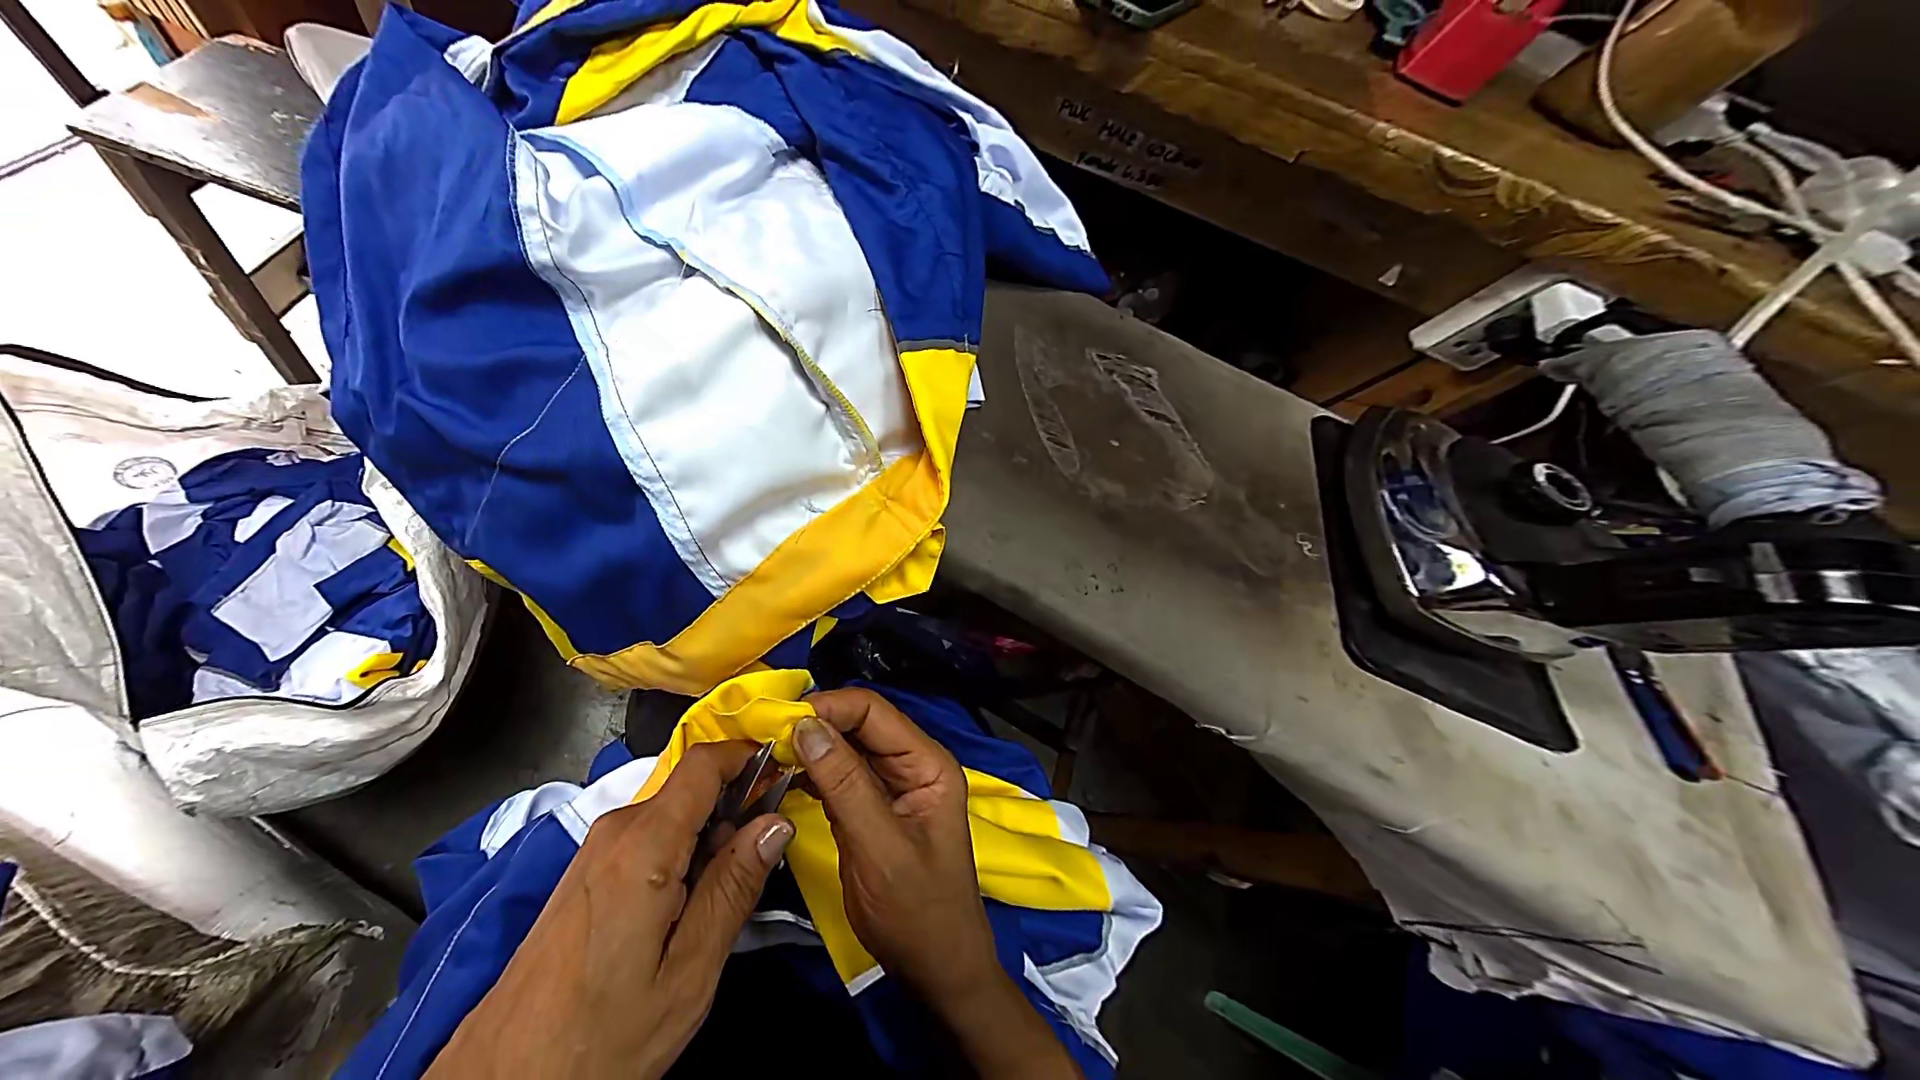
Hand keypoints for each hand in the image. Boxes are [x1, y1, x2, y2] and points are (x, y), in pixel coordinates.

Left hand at [425, 742, 793, 1079]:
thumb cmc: (598, 1038)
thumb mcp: (689, 971)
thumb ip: (735, 887)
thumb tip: (775, 825)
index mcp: (644, 846)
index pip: (705, 762)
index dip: (750, 759)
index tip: (784, 780)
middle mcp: (616, 833)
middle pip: (693, 788)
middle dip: (736, 809)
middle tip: (763, 860)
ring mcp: (596, 851)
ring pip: (675, 814)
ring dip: (711, 836)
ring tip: (726, 894)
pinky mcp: (587, 873)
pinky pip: (651, 837)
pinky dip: (683, 853)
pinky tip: (687, 907)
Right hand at [797, 689, 1084, 1079]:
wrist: (935, 968)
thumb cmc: (918, 910)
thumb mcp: (881, 847)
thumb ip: (845, 784)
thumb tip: (805, 726)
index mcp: (927, 764)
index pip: (874, 712)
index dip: (829, 708)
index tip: (780, 720)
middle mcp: (910, 765)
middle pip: (857, 725)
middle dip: (813, 726)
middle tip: (764, 736)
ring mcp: (889, 786)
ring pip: (843, 749)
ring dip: (807, 749)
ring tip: (766, 754)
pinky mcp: (868, 808)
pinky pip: (836, 777)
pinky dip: (809, 775)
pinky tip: (780, 779)